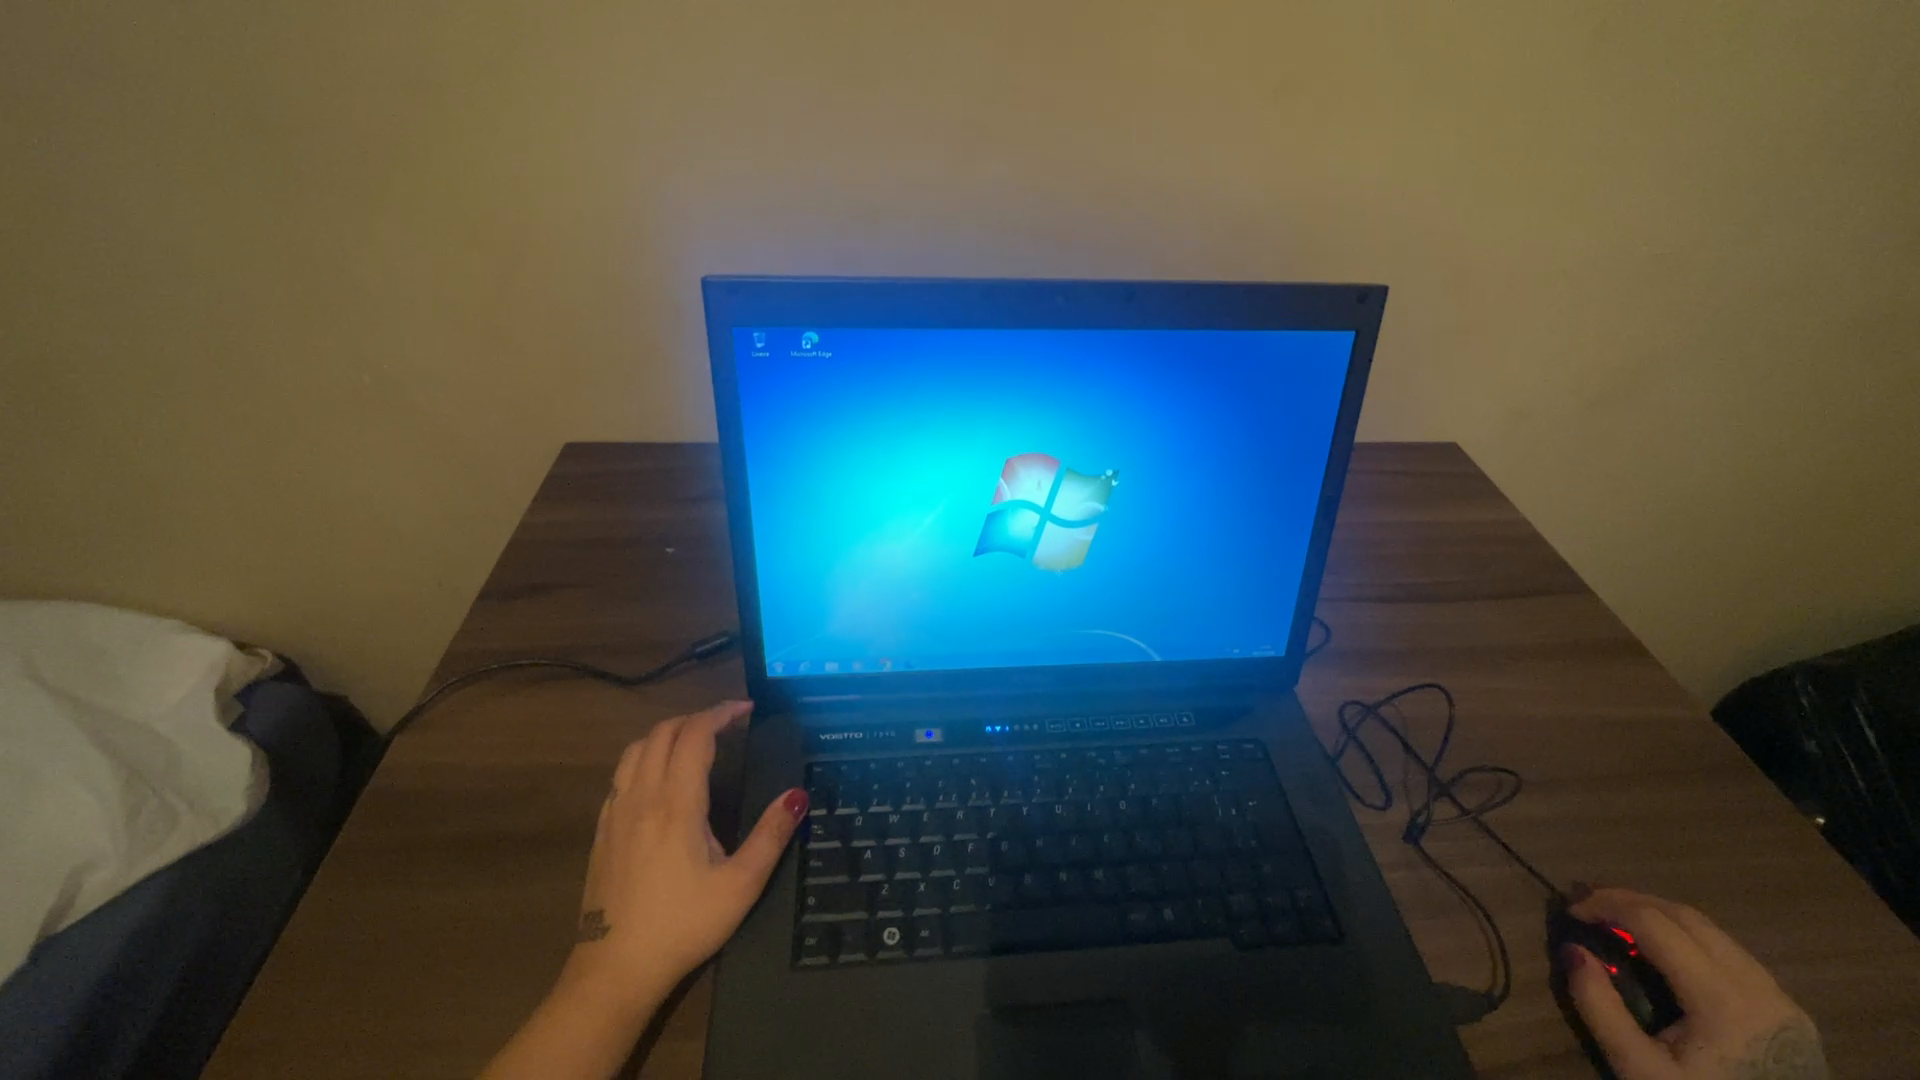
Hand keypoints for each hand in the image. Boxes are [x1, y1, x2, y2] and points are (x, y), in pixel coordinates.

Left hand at [557, 700, 805, 1012]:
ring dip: (666, 733)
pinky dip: (643, 758)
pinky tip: (660, 780)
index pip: (695, 735)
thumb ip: (771, 835)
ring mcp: (615, 812)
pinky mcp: (602, 830)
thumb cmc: (684, 924)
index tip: (746, 708)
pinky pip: (620, 775)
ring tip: (694, 743)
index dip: (721, 713)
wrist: (615, 967)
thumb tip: (797, 795)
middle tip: (728, 725)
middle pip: (662, 732)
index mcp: (676, 804)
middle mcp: (642, 797)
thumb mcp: (741, 885)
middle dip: (696, 718)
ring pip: (635, 749)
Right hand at [1563, 887, 1827, 1079]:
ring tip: (1619, 920)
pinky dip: (1688, 938)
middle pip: (1686, 916)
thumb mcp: (1639, 1069)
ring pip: (1713, 931)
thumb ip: (1600, 1007)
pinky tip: (1663, 953)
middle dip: (1631, 900)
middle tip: (1587, 903)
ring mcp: (1782, 999)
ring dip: (1660, 916)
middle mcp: (1760, 987)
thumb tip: (1573, 950)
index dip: (1606, 905)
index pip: (1655, 923)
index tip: (1569, 910)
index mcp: (1723, 1000)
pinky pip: (1731, 954)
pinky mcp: (1789, 1011)